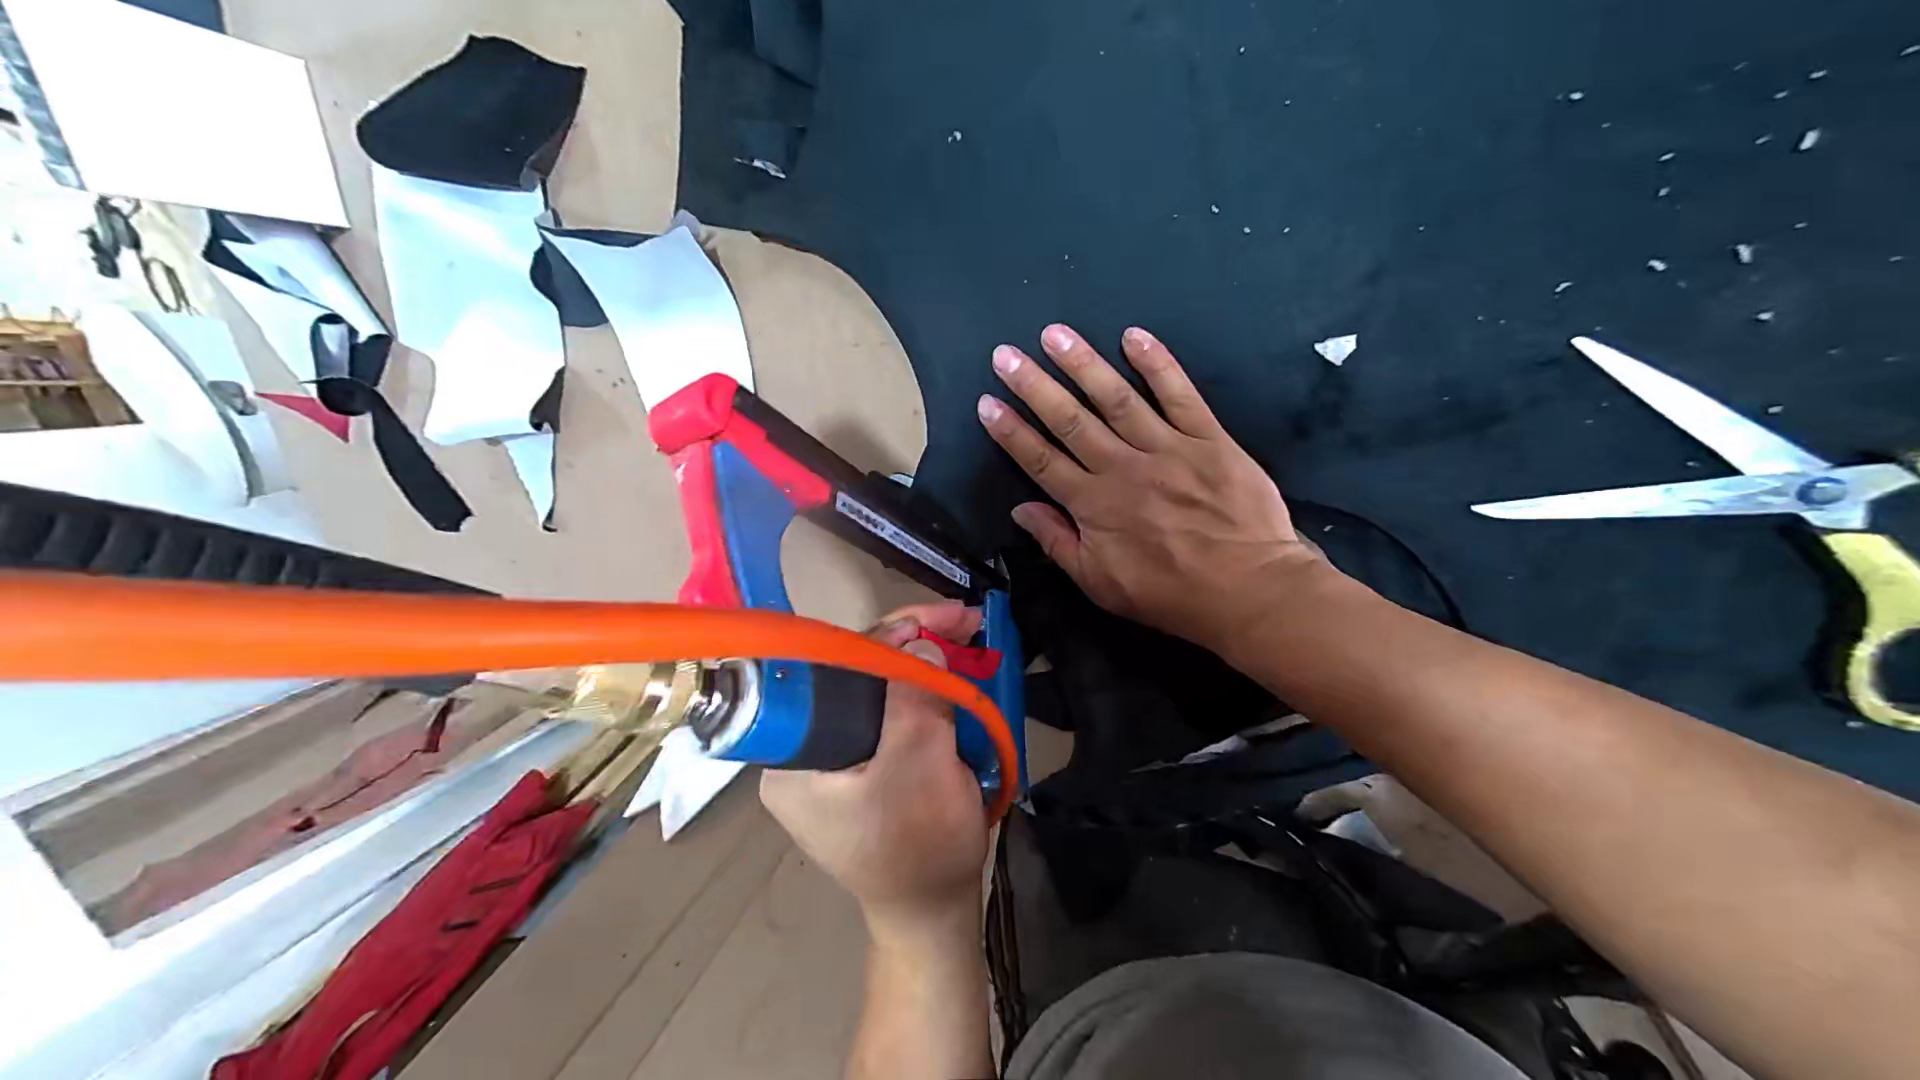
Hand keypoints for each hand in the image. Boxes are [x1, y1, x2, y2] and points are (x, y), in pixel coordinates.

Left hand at [759, 602, 989, 938]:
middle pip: (856, 675)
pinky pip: (890, 712)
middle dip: (912, 644)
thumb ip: (917, 700)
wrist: (934, 913)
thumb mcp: (921, 769)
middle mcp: (804, 751)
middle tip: (963, 622)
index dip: (881, 639)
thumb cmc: (921, 850)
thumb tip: (923, 640)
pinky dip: (924, 691)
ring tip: (966, 637)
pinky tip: (952, 675)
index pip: (830, 672)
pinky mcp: (862, 762)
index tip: (928, 622)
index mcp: (794, 756)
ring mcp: (834, 756)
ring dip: (923, 663)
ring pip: (878, 690)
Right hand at [976, 323, 1322, 651]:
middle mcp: (1122, 467)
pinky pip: (1179, 394)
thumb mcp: (1100, 584)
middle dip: (1034, 385)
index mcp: (1093, 504)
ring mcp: (1166, 448)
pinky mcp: (1208, 438)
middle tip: (1006, 354)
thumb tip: (1020, 510)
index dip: (1011, 431)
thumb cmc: (1168, 593)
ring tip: (1054, 334)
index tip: (987, 403)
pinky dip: (1157, 363)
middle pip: (1070, 420)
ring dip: (1083, 363)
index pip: (1041, 459)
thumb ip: (1058, 543)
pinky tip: (1134, 336)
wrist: (1247, 590)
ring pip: (1116, 398)